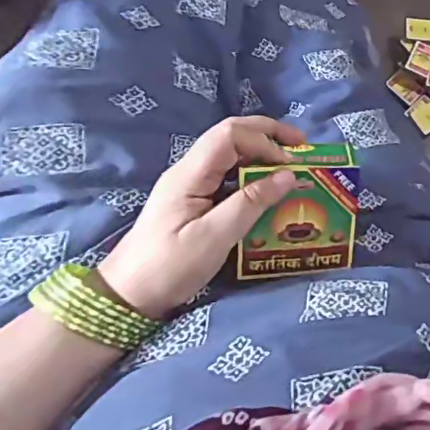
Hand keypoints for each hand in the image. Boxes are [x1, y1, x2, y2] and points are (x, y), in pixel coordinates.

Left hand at [99, 116, 305, 317]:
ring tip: (290, 166)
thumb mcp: (214, 238)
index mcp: (190, 173)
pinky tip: (268, 188)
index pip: (230, 135)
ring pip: (229, 153)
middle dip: (267, 134)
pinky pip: (227, 175)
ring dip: (261, 153)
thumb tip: (288, 175)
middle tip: (302, 146)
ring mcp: (190, 185)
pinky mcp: (193, 200)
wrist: (127, 295)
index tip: (291, 164)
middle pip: (230, 134)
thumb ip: (251, 203)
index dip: (265, 141)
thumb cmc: (169, 267)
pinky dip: (252, 174)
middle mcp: (189, 170)